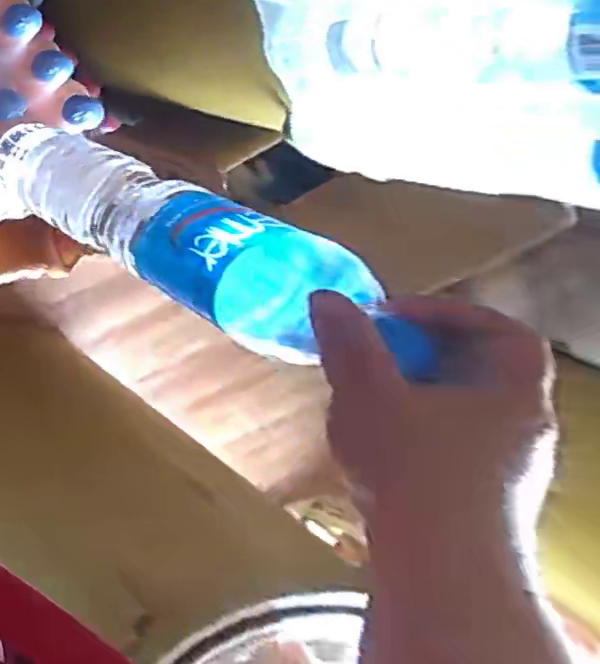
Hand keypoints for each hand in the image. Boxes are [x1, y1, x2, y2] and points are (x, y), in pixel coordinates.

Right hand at [310, 292, 556, 540]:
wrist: (441, 554)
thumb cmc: (410, 463)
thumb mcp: (366, 392)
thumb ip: (349, 342)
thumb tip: (328, 296)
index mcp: (512, 398)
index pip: (508, 334)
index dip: (450, 311)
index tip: (389, 311)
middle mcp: (522, 423)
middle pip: (480, 363)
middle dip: (416, 343)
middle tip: (360, 338)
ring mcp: (504, 455)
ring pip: (460, 395)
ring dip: (406, 375)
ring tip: (353, 377)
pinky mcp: (478, 478)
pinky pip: (449, 423)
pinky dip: (409, 406)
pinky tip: (367, 420)